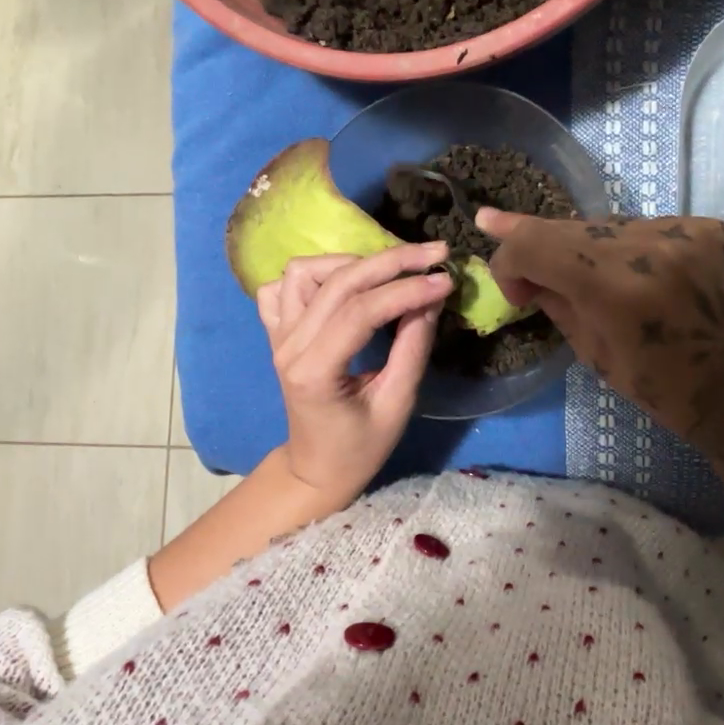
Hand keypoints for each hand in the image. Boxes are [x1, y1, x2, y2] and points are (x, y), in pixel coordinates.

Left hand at [256, 242, 453, 504]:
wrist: (317, 468)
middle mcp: (288, 346)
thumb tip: (432, 297)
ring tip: (390, 272)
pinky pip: (283, 286)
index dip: (406, 289)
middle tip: (434, 256)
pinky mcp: (277, 332)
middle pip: (337, 282)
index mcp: (314, 372)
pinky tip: (346, 285)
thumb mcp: (397, 404)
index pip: (360, 311)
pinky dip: (314, 275)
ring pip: (304, 272)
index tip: (446, 280)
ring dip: (350, 263)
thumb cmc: (361, 447)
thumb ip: (412, 348)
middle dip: (390, 262)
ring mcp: (277, 336)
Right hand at [478, 210, 723, 463]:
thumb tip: (522, 274)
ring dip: (586, 247)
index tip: (513, 287)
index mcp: (618, 289)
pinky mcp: (710, 227)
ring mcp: (686, 231)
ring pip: (608, 225)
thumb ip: (556, 303)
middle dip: (538, 245)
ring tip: (582, 273)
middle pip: (570, 228)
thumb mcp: (595, 355)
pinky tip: (632, 273)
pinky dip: (629, 248)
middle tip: (504, 236)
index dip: (509, 259)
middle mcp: (652, 247)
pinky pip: (647, 228)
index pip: (537, 245)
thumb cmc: (664, 389)